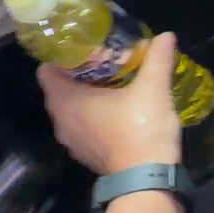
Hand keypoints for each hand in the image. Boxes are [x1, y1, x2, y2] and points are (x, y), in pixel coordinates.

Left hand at [37, 32, 182, 174]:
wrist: (147, 177)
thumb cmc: (141, 128)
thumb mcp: (153, 88)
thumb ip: (157, 58)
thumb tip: (165, 35)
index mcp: (67, 100)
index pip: (47, 70)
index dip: (64, 57)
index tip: (88, 50)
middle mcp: (61, 120)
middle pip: (60, 89)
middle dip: (80, 74)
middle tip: (107, 63)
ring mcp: (71, 141)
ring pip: (71, 109)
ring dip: (87, 97)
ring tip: (115, 85)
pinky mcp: (85, 154)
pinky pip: (82, 127)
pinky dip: (93, 116)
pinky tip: (119, 111)